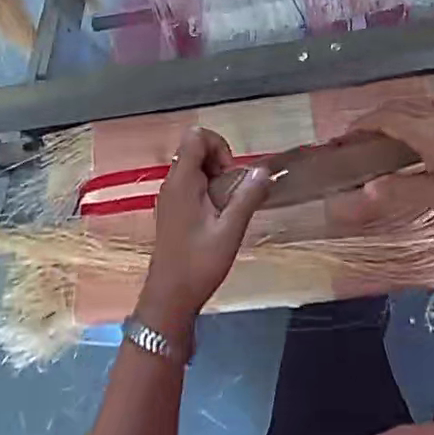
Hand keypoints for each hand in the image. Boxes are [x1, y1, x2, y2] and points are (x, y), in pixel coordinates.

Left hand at [135, 128, 272, 340]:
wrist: (169, 298)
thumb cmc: (199, 263)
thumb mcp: (230, 231)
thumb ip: (247, 197)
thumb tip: (264, 170)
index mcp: (182, 181)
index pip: (196, 136)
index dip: (219, 145)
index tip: (231, 173)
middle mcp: (171, 183)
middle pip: (195, 149)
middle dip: (219, 161)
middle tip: (233, 191)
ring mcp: (169, 197)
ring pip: (193, 167)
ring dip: (214, 177)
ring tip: (227, 207)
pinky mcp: (171, 210)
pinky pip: (190, 185)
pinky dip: (206, 190)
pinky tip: (217, 218)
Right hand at [349, 99, 433, 234]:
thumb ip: (399, 189)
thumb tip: (366, 187)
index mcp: (427, 132)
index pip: (385, 118)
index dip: (362, 124)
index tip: (345, 136)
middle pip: (399, 107)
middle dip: (375, 116)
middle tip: (358, 136)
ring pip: (417, 106)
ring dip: (394, 113)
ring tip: (381, 131)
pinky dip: (417, 112)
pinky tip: (420, 124)